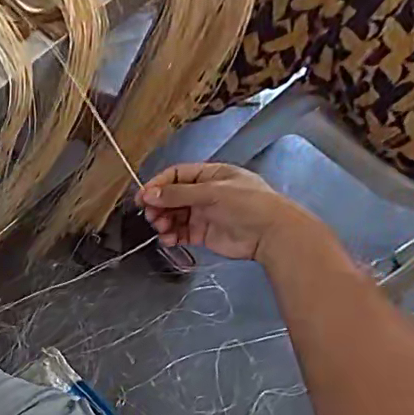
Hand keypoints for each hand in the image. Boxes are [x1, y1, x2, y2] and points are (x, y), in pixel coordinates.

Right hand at [137, 162, 310, 261]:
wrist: (270, 233)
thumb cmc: (248, 204)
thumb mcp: (212, 192)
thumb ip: (178, 194)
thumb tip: (149, 195)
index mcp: (210, 175)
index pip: (176, 175)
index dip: (158, 185)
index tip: (143, 197)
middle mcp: (205, 193)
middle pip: (172, 197)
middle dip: (159, 206)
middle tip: (151, 216)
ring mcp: (204, 214)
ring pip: (174, 216)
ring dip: (163, 222)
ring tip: (161, 229)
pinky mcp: (203, 234)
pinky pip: (181, 233)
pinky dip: (171, 236)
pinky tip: (168, 240)